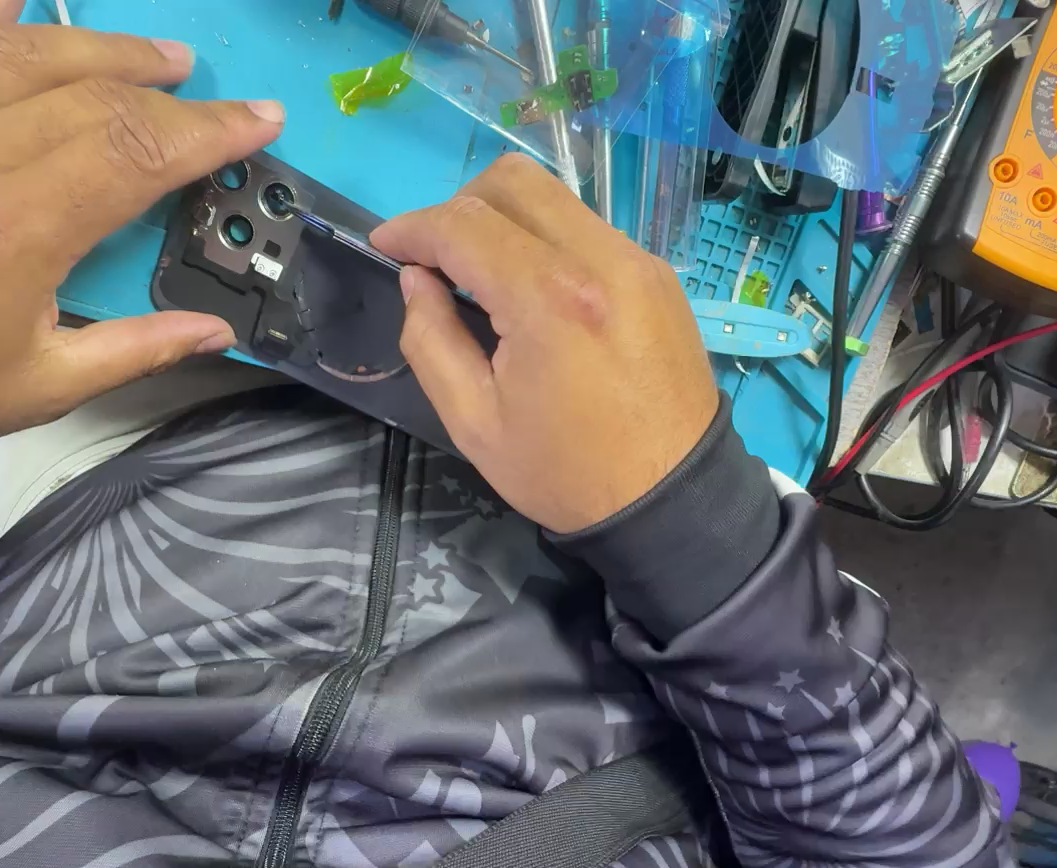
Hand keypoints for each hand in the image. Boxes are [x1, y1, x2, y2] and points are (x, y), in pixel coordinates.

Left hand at [0, 0, 284, 462]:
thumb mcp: (41, 387)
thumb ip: (138, 350)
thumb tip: (217, 332)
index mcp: (17, 228)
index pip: (135, 152)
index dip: (209, 134)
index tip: (261, 123)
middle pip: (94, 97)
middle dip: (177, 98)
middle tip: (228, 106)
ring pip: (25, 54)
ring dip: (104, 46)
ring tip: (161, 55)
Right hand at [371, 155, 717, 533]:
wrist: (670, 497)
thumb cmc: (565, 472)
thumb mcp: (475, 423)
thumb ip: (430, 341)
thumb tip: (417, 280)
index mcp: (548, 300)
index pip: (463, 224)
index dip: (412, 228)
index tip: (386, 246)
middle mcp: (600, 258)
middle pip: (512, 182)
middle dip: (457, 206)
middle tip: (436, 258)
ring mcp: (637, 261)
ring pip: (555, 199)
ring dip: (504, 221)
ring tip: (483, 276)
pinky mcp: (658, 275)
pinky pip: (588, 230)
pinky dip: (546, 242)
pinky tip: (536, 293)